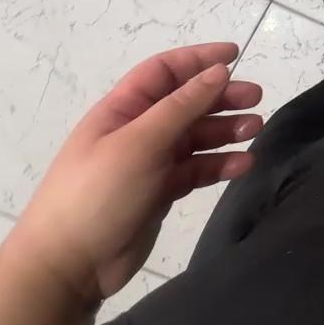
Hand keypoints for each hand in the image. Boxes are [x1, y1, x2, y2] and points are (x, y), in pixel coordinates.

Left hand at [5, 43, 263, 302]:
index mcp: (123, 110)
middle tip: (256, 98)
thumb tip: (218, 71)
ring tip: (255, 130)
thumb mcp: (140, 143)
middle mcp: (139, 131)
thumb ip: (182, 105)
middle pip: (188, 102)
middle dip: (222, 96)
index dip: (198, 59)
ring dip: (227, 129)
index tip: (236, 55)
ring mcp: (151, 162)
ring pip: (198, 135)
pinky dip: (221, 164)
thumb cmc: (97, 194)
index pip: (164, 71)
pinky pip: (198, 168)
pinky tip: (242, 165)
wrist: (66, 269)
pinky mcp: (161, 191)